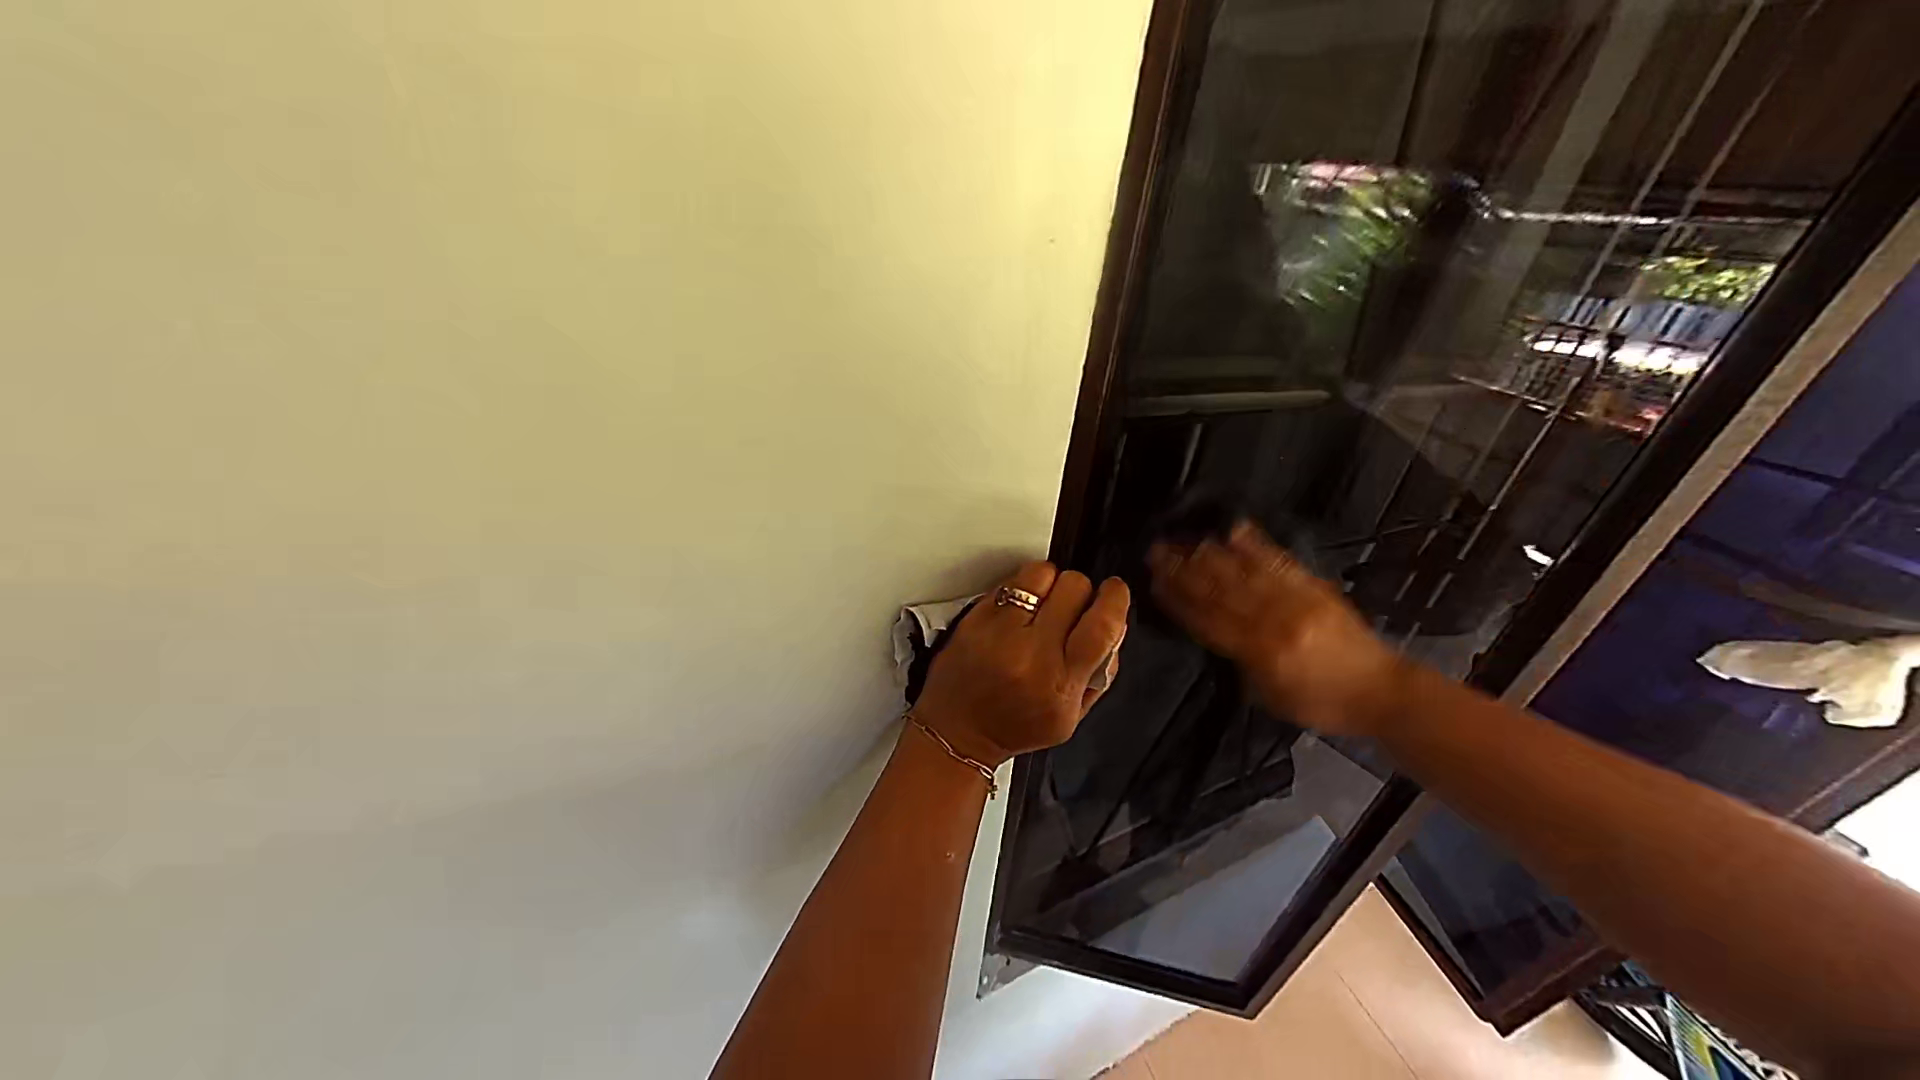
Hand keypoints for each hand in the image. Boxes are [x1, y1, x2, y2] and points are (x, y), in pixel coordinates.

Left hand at [913, 562, 1129, 765]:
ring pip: (1041, 574)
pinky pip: (1009, 581)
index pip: (1101, 625)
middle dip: (1082, 592)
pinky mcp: (975, 618)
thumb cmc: (1011, 727)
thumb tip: (1115, 628)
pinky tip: (1019, 609)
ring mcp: (999, 632)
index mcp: (1060, 682)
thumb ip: (1099, 674)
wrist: (958, 732)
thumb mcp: (1069, 717)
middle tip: (1074, 606)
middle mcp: (1029, 653)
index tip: (1114, 592)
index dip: (1115, 600)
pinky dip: (1020, 588)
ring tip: (1044, 603)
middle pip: (1074, 588)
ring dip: (1050, 582)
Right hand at [1149, 522, 1403, 736]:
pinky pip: (1279, 561)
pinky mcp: (1314, 587)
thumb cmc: (1322, 704)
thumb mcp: (1271, 698)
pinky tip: (1235, 529)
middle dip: (1185, 570)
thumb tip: (1212, 635)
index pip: (1208, 620)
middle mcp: (1275, 620)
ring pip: (1244, 571)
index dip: (1178, 601)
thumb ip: (1240, 665)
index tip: (1154, 584)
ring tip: (1184, 539)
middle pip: (1220, 590)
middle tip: (1157, 552)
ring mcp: (1297, 599)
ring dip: (1210, 554)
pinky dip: (1255, 544)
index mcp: (1261, 652)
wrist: (1382, 691)